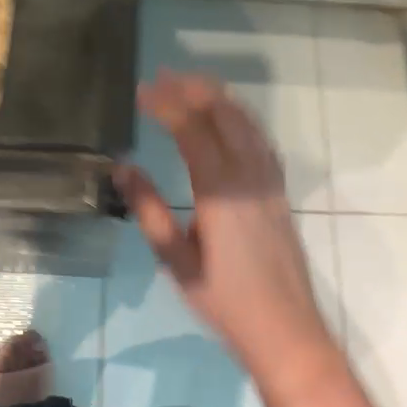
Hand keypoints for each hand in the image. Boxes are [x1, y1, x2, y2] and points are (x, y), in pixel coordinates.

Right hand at [114, 71, 337, 385]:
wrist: (285, 328)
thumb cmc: (223, 299)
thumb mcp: (176, 260)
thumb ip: (148, 209)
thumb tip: (122, 166)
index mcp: (219, 188)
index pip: (190, 127)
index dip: (166, 103)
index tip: (141, 90)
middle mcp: (248, 173)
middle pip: (222, 112)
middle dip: (191, 88)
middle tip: (161, 78)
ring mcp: (268, 178)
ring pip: (245, 119)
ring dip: (216, 96)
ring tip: (188, 85)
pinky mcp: (278, 188)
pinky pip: (259, 136)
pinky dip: (238, 114)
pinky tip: (227, 116)